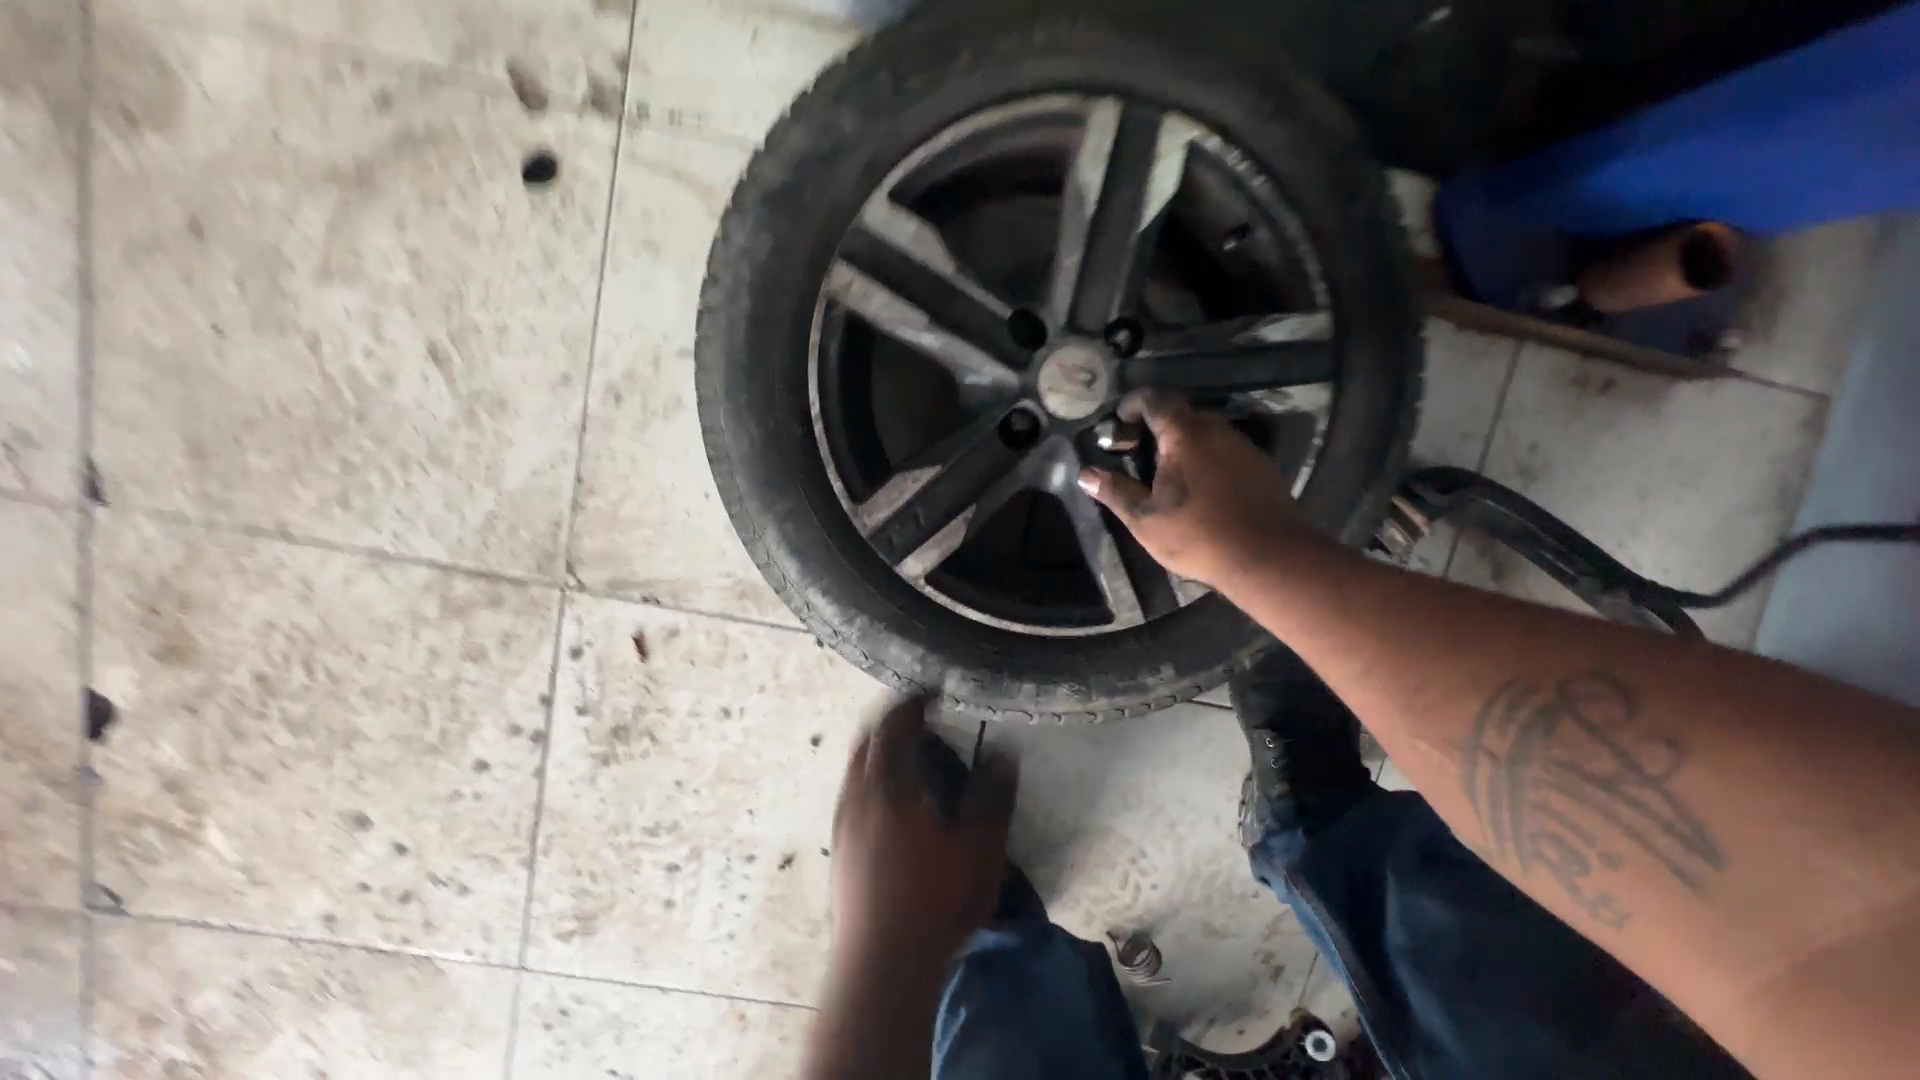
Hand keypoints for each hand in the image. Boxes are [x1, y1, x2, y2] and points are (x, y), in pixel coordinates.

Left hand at [829, 696, 1017, 970]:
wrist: (881, 966)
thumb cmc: (936, 902)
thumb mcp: (980, 848)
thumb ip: (994, 795)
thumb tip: (1004, 752)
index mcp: (889, 786)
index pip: (893, 724)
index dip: (913, 702)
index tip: (933, 693)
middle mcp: (857, 798)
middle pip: (865, 742)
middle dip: (889, 724)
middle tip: (917, 720)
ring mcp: (843, 827)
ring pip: (854, 772)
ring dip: (876, 754)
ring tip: (906, 761)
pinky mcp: (838, 855)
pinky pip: (850, 799)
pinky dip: (869, 783)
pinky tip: (891, 809)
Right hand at [1078, 390, 1315, 588]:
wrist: (1268, 557)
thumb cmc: (1199, 535)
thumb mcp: (1145, 519)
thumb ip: (1115, 492)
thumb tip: (1085, 474)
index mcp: (1184, 434)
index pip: (1156, 399)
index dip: (1135, 403)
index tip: (1120, 420)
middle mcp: (1217, 430)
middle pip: (1183, 415)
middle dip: (1159, 427)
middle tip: (1140, 452)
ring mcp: (1244, 447)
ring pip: (1207, 434)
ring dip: (1186, 445)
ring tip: (1170, 475)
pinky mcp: (1262, 468)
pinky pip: (1227, 453)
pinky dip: (1209, 461)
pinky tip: (1203, 491)